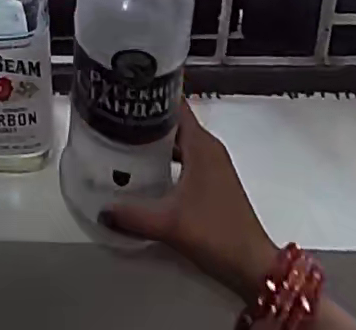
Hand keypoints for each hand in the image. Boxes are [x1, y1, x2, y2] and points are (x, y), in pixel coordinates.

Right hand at [99, 100, 277, 301]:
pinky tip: (146, 166)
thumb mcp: (168, 223)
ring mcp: (212, 163)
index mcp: (200, 143)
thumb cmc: (216, 233)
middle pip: (174, 119)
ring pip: (179, 138)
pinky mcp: (213, 179)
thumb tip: (102, 209)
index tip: (126, 88)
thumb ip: (132, 214)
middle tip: (115, 113)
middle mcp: (208, 146)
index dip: (152, 91)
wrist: (253, 267)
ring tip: (124, 137)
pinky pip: (185, 154)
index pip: (175, 102)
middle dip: (147, 115)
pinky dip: (166, 154)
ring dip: (156, 137)